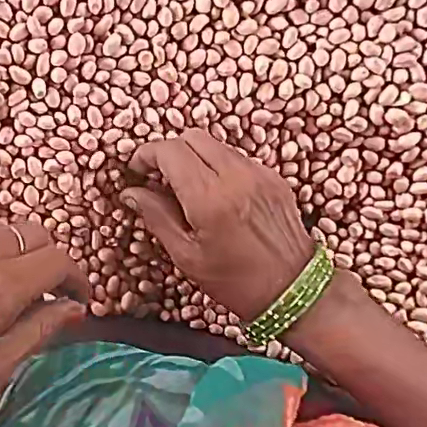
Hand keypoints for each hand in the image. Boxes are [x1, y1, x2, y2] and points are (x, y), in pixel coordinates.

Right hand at [119, 131, 318, 320]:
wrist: (294, 289)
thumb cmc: (235, 281)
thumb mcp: (186, 255)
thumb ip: (157, 217)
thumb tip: (132, 192)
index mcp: (210, 198)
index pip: (170, 151)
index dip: (146, 155)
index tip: (136, 170)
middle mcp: (236, 177)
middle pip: (192, 137)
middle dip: (168, 151)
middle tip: (156, 177)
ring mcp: (258, 174)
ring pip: (214, 144)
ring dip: (192, 157)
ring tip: (183, 188)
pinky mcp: (273, 177)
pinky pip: (235, 158)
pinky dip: (216, 166)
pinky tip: (212, 194)